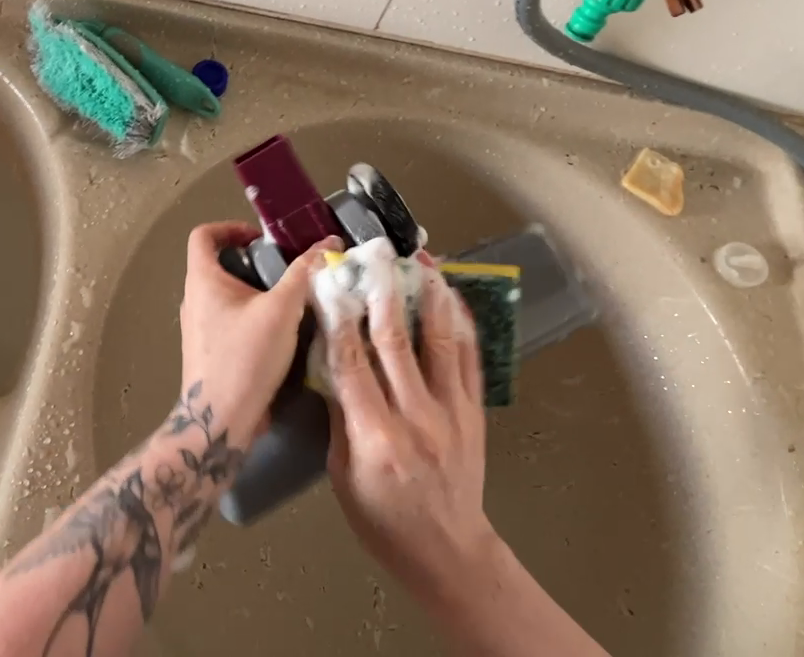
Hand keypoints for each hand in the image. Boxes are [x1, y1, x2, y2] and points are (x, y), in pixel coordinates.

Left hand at [175, 222, 338, 449]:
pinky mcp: (210, 352)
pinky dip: (254, 317)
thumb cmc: (245, 357)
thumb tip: (330, 243)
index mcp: (202, 280)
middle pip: (220, 265)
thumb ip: (305, 273)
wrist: (220, 422)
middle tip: (289, 271)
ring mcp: (199, 328)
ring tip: (292, 301)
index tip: (263, 240)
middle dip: (255, 264)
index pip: (204, 235)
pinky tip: (284, 332)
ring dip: (258, 293)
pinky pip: (230, 321)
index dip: (231, 228)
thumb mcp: (282, 310)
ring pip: (228, 296)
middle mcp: (194, 299)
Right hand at [323, 252, 496, 618]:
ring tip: (421, 258)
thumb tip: (332, 360)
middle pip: (394, 340)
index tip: (329, 279)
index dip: (337, 316)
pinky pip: (468, 358)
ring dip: (427, 295)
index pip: (350, 361)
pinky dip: (460, 323)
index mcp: (374, 435)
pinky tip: (453, 295)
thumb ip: (339, 414)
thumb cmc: (381, 517)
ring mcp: (451, 411)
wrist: (446, 549)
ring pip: (438, 340)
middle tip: (375, 253)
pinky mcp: (473, 411)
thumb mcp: (341, 472)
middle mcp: (415, 416)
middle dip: (382, 291)